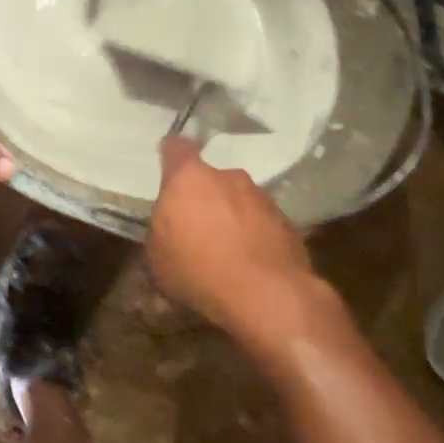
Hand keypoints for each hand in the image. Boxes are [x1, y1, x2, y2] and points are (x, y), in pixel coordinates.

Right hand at [146, 136, 312, 334]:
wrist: (265, 295)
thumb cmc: (197, 270)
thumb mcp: (156, 258)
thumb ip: (160, 232)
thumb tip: (169, 231)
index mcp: (189, 179)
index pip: (177, 148)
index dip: (172, 153)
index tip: (169, 160)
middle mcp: (228, 178)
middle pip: (211, 179)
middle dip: (205, 197)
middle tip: (198, 226)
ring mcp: (262, 198)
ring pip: (239, 201)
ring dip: (232, 217)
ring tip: (227, 250)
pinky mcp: (287, 222)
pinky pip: (262, 223)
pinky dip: (254, 236)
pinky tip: (250, 264)